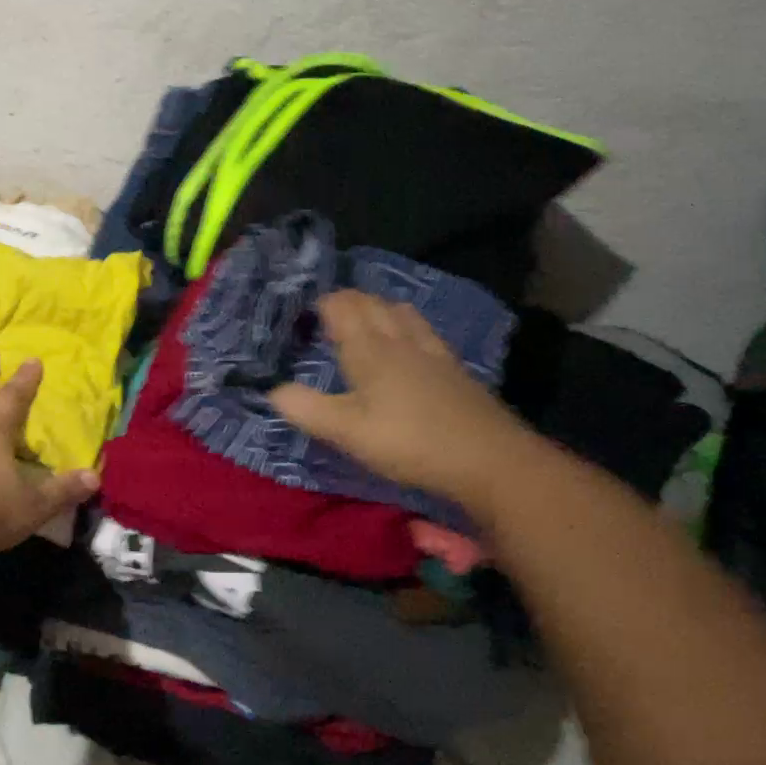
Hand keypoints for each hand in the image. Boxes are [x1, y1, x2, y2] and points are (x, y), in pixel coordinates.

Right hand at [269, 290, 536, 501]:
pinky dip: (405, 328)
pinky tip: (405, 347)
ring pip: (403, 314)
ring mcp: (434, 354)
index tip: (299, 312)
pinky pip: (424, 333)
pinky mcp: (456, 372)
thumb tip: (270, 389)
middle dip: (347, 301)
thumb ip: (302, 407)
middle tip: (324, 315)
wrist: (494, 463)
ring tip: (363, 323)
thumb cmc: (409, 442)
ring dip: (379, 310)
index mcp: (369, 349)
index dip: (320, 302)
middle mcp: (401, 341)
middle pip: (373, 304)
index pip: (341, 306)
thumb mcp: (344, 431)